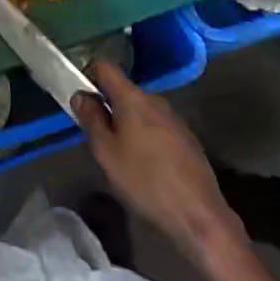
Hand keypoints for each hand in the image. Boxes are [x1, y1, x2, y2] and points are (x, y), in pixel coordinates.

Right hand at [74, 61, 242, 253]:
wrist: (198, 213)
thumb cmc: (144, 180)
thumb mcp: (106, 153)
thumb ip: (91, 119)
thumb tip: (81, 95)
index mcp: (133, 98)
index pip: (106, 67)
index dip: (89, 75)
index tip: (81, 100)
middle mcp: (155, 100)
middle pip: (124, 91)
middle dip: (108, 106)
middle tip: (98, 137)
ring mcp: (174, 118)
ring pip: (141, 110)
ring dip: (127, 123)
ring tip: (122, 156)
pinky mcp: (186, 137)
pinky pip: (157, 125)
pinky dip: (145, 135)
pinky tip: (147, 165)